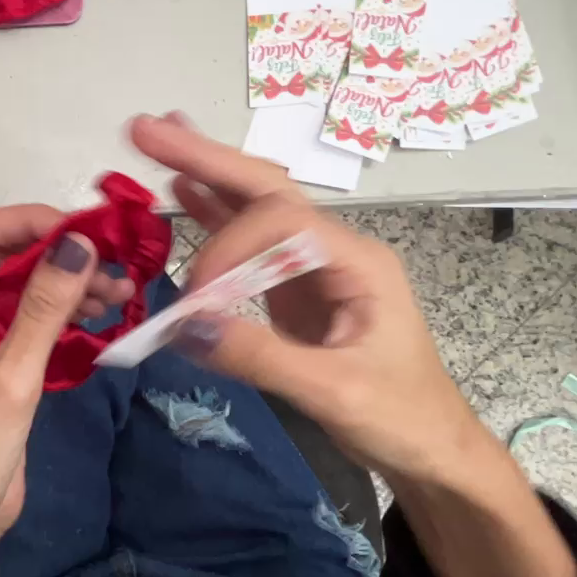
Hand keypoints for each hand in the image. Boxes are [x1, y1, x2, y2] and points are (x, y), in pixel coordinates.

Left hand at [0, 205, 133, 576]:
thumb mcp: (12, 377)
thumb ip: (44, 309)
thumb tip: (79, 243)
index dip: (34, 222)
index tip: (88, 231)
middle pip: (13, 257)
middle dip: (64, 254)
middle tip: (118, 264)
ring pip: (33, 290)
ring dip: (75, 286)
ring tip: (123, 296)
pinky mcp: (9, 363)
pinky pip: (41, 323)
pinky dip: (72, 316)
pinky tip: (107, 318)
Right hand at [127, 112, 492, 486]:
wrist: (428, 446)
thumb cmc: (398, 416)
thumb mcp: (332, 390)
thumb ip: (258, 355)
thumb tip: (182, 325)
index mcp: (355, 261)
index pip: (279, 222)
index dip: (225, 248)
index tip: (192, 300)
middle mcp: (333, 250)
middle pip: (265, 189)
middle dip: (206, 159)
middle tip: (147, 131)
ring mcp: (311, 269)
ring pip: (254, 208)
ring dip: (205, 176)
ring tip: (157, 143)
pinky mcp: (292, 291)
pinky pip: (247, 246)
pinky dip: (212, 219)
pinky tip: (183, 195)